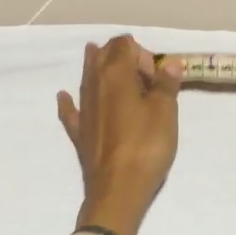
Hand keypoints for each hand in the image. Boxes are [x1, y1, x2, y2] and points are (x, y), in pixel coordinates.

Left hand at [56, 35, 183, 234]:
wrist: (118, 189)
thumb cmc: (146, 147)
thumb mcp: (165, 113)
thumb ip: (166, 84)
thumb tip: (171, 63)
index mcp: (115, 73)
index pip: (126, 45)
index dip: (144, 55)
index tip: (157, 79)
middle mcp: (94, 84)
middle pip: (103, 56)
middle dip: (121, 57)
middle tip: (141, 78)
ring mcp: (83, 109)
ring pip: (86, 77)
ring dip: (96, 67)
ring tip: (102, 62)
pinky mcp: (79, 133)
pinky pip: (71, 110)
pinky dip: (70, 101)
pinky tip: (65, 97)